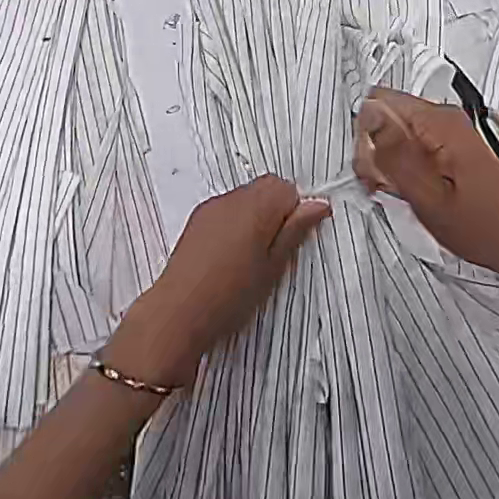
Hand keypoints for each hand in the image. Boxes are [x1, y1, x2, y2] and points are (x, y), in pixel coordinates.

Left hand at [104, 176, 327, 386]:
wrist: (179, 311)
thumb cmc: (232, 295)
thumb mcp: (273, 267)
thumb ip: (295, 231)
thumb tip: (319, 205)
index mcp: (256, 206)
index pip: (287, 187)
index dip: (295, 210)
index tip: (293, 240)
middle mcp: (233, 198)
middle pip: (266, 187)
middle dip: (277, 211)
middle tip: (275, 250)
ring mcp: (212, 206)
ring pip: (246, 197)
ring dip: (256, 216)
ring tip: (252, 257)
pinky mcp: (197, 218)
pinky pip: (226, 208)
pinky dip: (235, 222)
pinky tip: (231, 254)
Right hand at [354, 88, 498, 282]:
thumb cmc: (481, 226)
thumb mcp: (427, 195)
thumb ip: (393, 151)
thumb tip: (369, 113)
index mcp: (437, 122)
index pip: (377, 103)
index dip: (364, 135)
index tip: (372, 169)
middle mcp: (443, 117)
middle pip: (385, 116)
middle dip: (374, 150)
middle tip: (383, 186)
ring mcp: (447, 130)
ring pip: (394, 131)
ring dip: (387, 161)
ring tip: (399, 193)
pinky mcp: (449, 144)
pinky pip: (410, 143)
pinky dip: (403, 166)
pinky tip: (410, 190)